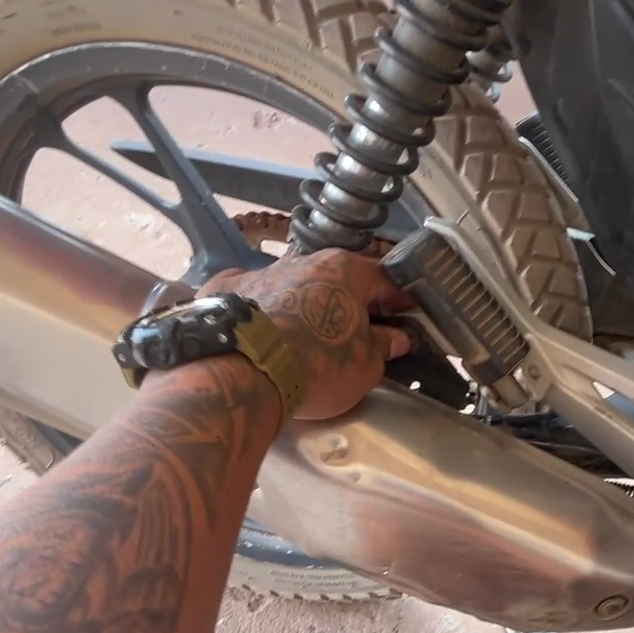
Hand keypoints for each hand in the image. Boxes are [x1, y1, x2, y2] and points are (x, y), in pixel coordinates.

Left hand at [201, 249, 413, 419]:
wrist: (241, 372)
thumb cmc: (318, 366)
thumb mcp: (366, 366)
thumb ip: (383, 346)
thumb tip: (396, 337)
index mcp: (346, 271)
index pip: (386, 281)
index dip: (400, 300)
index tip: (407, 316)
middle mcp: (304, 260)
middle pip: (339, 280)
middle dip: (353, 302)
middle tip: (363, 330)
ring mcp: (262, 271)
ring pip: (297, 285)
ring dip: (310, 305)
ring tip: (312, 335)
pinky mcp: (226, 288)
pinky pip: (256, 295)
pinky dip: (266, 307)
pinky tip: (265, 326)